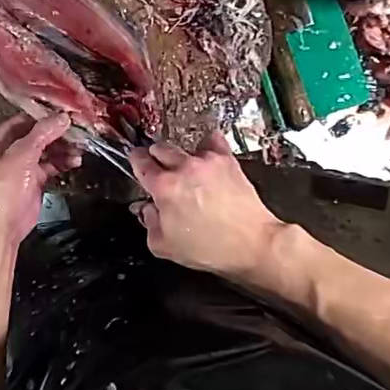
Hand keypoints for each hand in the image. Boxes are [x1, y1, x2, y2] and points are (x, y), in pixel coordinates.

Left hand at [0, 114, 78, 248]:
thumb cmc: (4, 189)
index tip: (66, 114)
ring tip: (79, 148)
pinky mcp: (33, 179)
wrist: (3, 225)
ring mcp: (21, 165)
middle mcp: (8, 149)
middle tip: (77, 131)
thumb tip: (62, 118)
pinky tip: (75, 161)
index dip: (45, 117)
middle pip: (37, 135)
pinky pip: (51, 165)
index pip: (24, 120)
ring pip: (46, 150)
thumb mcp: (22, 155)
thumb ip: (42, 133)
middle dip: (57, 134)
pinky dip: (62, 162)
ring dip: (63, 149)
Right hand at [128, 131, 287, 279]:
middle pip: (160, 148)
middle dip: (156, 156)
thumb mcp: (165, 246)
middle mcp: (184, 168)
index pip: (141, 162)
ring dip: (181, 157)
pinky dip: (207, 146)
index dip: (137, 161)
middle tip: (159, 168)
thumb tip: (148, 209)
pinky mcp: (228, 161)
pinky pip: (213, 141)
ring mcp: (207, 161)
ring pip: (184, 146)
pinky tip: (207, 158)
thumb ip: (148, 223)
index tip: (138, 162)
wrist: (252, 244)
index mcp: (164, 188)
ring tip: (187, 172)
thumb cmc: (212, 248)